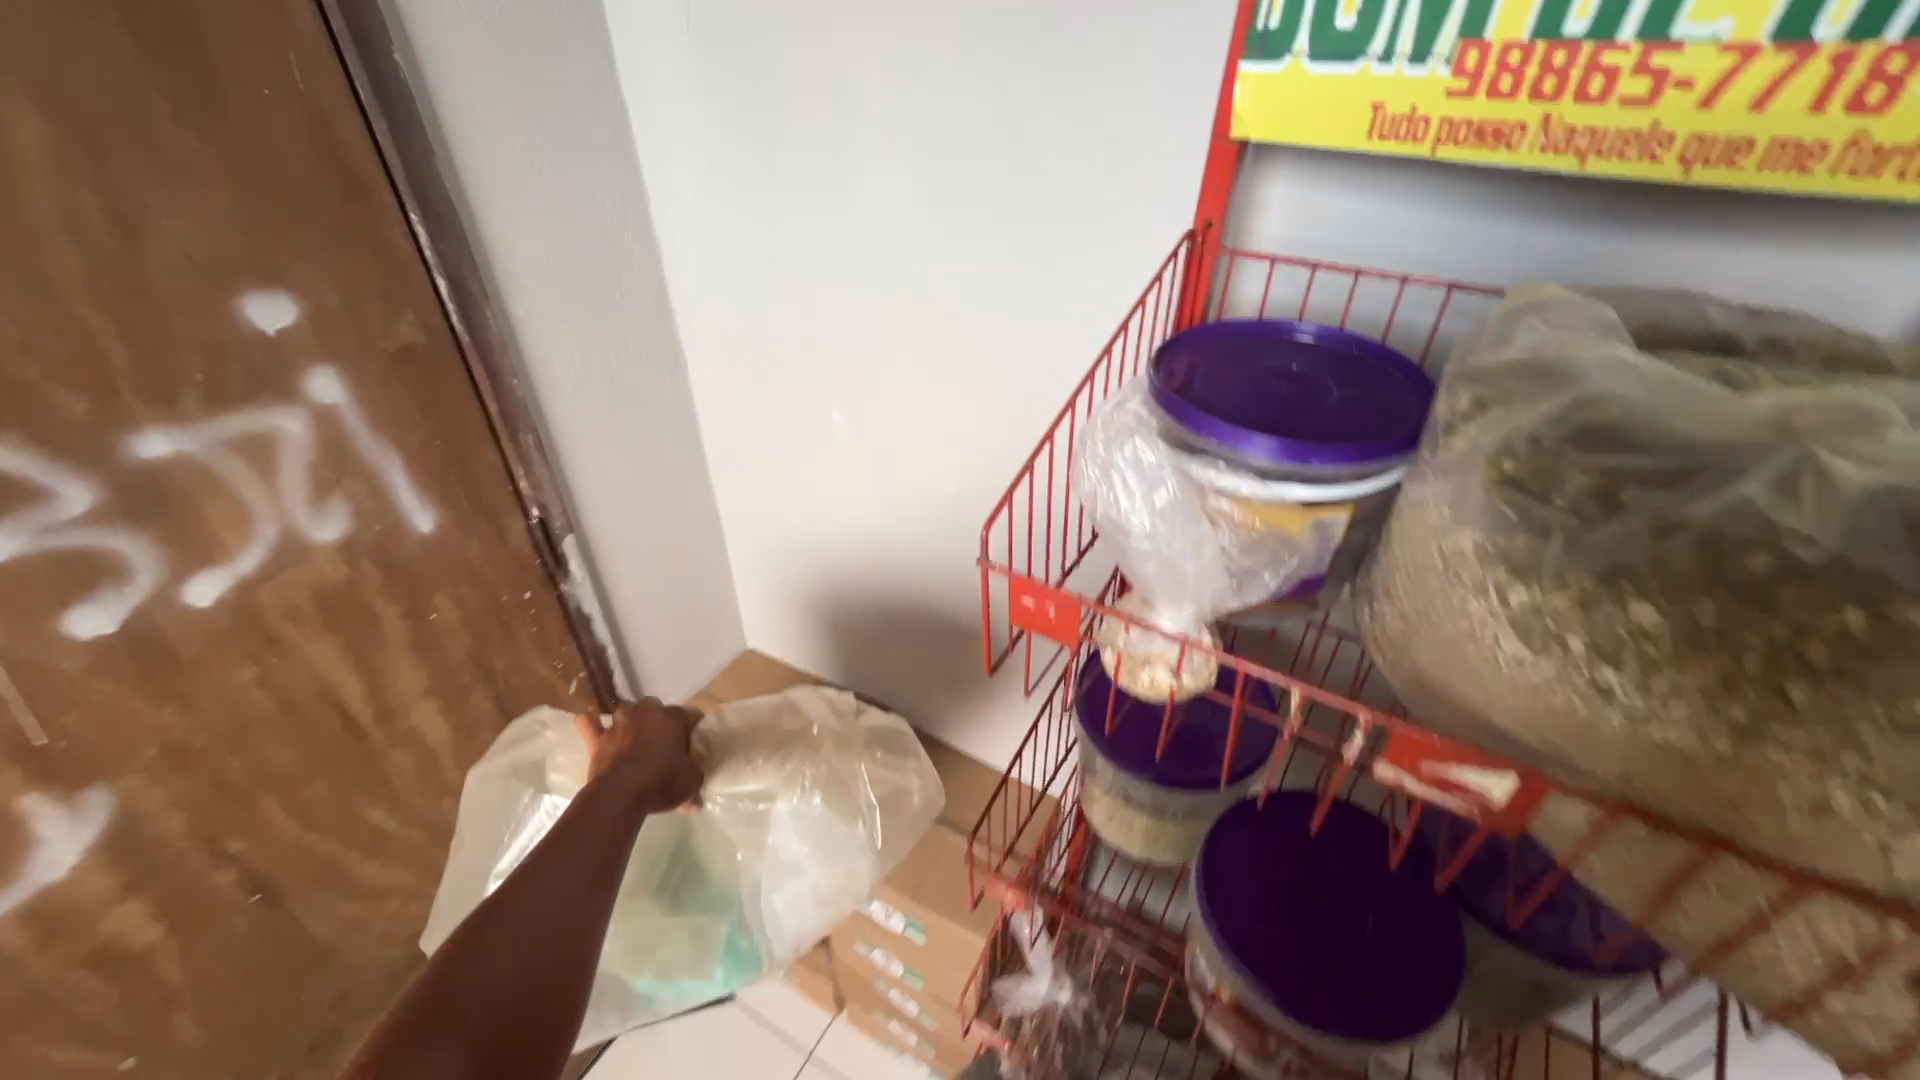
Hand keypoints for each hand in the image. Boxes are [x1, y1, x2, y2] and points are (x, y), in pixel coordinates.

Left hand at [574, 699, 703, 813]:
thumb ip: (694, 781)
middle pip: (655, 705)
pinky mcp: (597, 739)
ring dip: (630, 720)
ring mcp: (619, 724)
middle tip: (662, 739)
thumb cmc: (663, 782)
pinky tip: (591, 724)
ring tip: (633, 734)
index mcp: (673, 719)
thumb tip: (695, 801)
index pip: (690, 714)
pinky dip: (590, 723)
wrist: (622, 794)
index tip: (693, 740)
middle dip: (658, 718)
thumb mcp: (691, 783)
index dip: (692, 726)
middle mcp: (646, 714)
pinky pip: (589, 724)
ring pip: (625, 711)